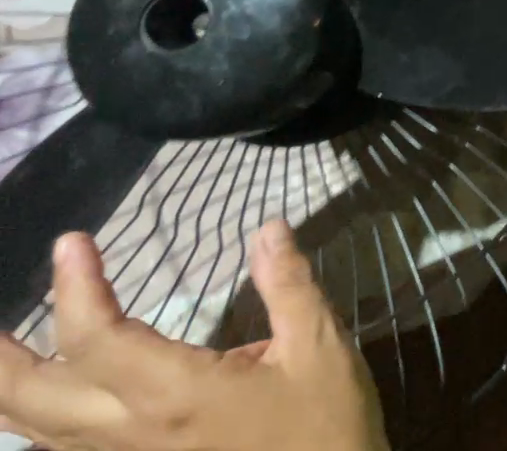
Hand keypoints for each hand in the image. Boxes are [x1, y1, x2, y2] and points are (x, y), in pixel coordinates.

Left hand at [0, 221, 387, 450]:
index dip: (78, 287)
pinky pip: (54, 445)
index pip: (98, 336)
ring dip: (3, 384)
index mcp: (173, 393)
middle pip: (27, 395)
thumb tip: (268, 229)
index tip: (74, 242)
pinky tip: (39, 398)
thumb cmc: (322, 416)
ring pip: (27, 427)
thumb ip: (288, 287)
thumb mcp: (319, 344)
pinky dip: (29, 416)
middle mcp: (127, 430)